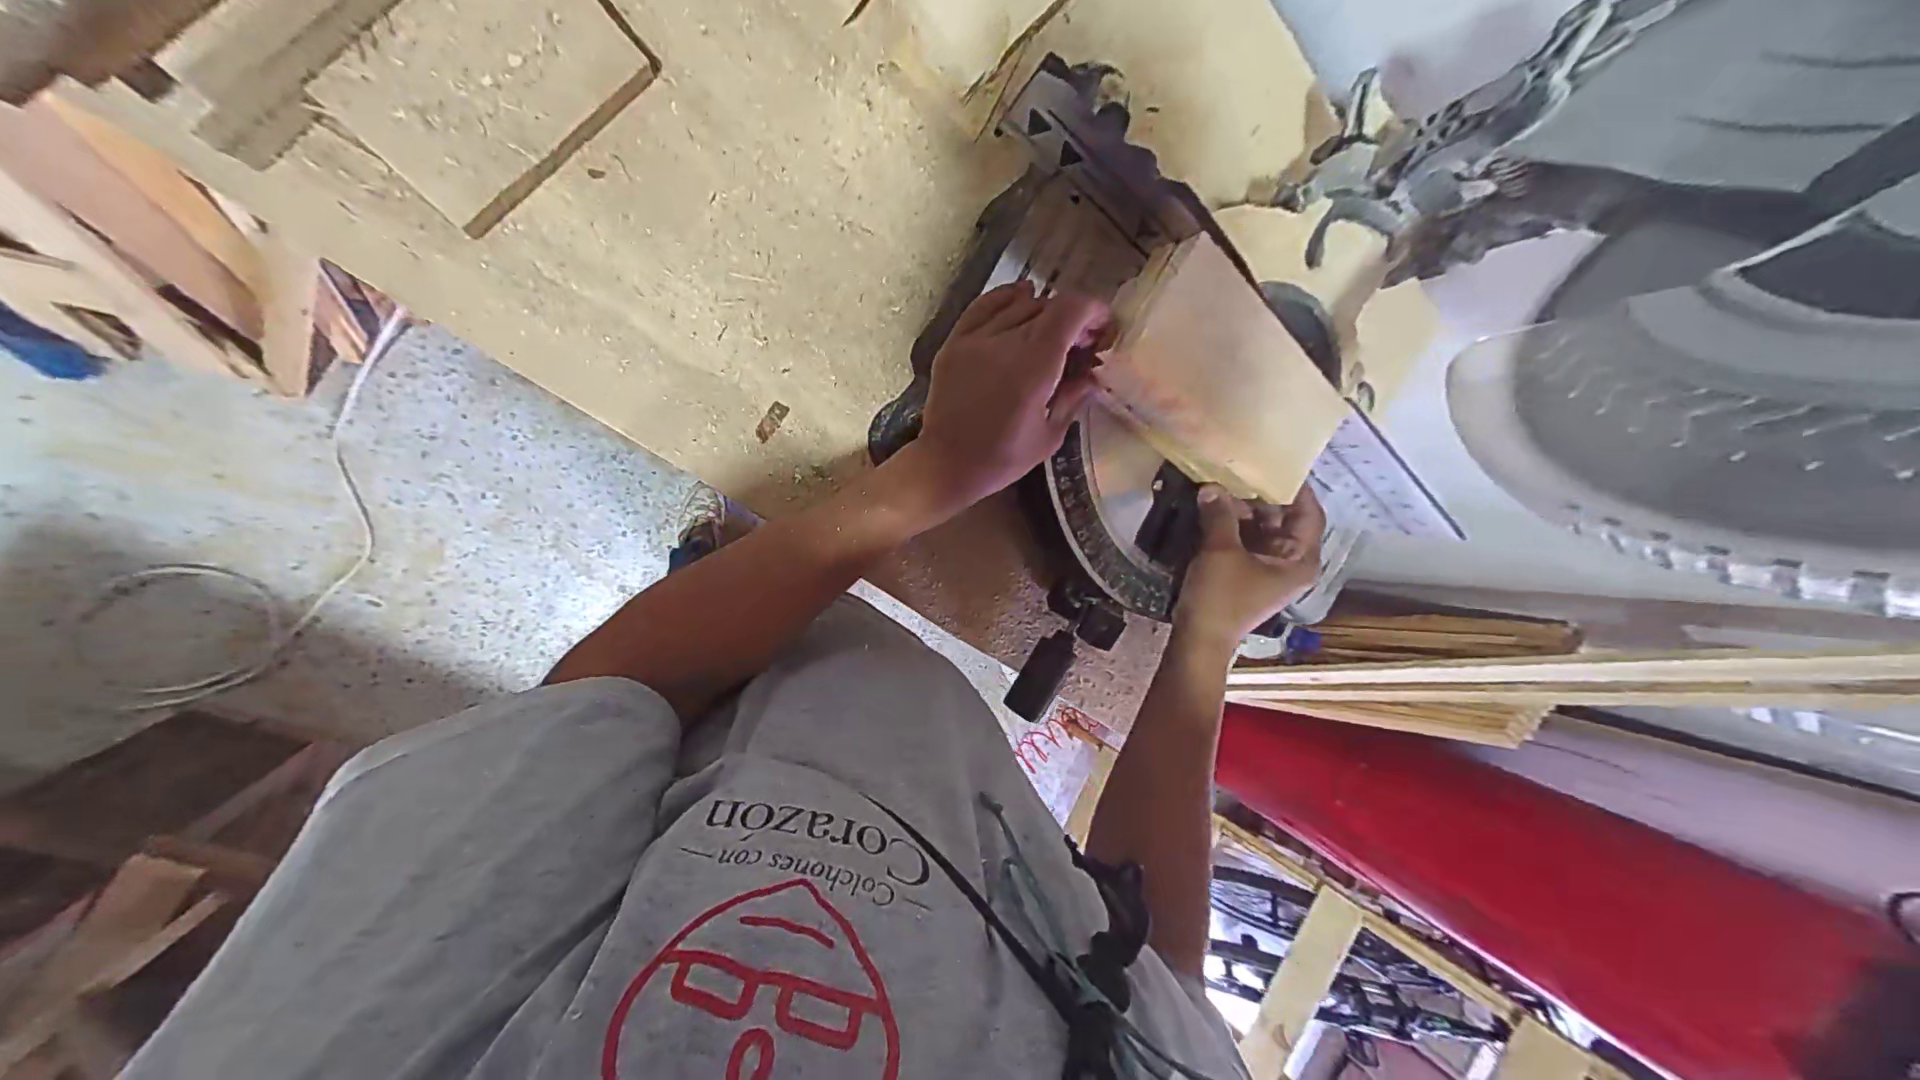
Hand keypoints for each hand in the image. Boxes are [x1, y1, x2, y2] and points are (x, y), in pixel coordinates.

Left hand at [907, 282, 1109, 509]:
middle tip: (1080, 342)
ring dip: (1044, 312)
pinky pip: (985, 305)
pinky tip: (1022, 300)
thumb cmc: (1001, 459)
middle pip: (1048, 306)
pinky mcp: (955, 342)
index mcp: (1033, 366)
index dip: (1093, 312)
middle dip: (1072, 318)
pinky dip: (1008, 298)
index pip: (1070, 311)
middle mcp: (1004, 342)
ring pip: (1019, 304)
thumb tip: (1093, 375)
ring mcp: (975, 339)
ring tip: (1051, 333)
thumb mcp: (1048, 436)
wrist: (945, 464)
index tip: (1102, 329)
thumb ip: (1073, 398)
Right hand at [1174, 483, 1326, 643]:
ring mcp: (1266, 569)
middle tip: (1238, 470)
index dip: (1295, 488)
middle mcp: (1289, 563)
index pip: (1309, 514)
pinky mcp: (1244, 574)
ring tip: (1219, 485)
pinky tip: (1211, 508)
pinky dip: (1231, 526)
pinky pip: (1243, 541)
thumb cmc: (1221, 597)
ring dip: (1241, 510)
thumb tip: (1211, 486)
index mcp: (1300, 560)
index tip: (1275, 464)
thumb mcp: (1221, 551)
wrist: (1199, 639)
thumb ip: (1219, 514)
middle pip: (1282, 519)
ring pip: (1260, 529)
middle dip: (1259, 497)